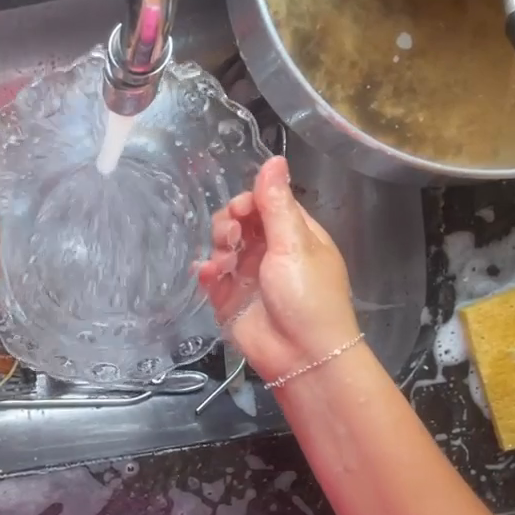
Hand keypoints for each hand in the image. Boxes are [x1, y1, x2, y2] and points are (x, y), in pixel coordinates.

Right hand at [195, 156, 361, 384]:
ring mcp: (248, 276)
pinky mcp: (229, 300)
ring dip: (217, 247)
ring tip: (223, 264)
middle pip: (239, 222)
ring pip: (222, 246)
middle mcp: (270, 251)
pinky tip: (209, 274)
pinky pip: (211, 277)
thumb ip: (276, 204)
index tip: (240, 210)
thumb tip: (273, 159)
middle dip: (228, 224)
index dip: (249, 201)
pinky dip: (207, 272)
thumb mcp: (294, 245)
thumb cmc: (307, 297)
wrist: (300, 355)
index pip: (266, 203)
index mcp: (295, 234)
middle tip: (230, 237)